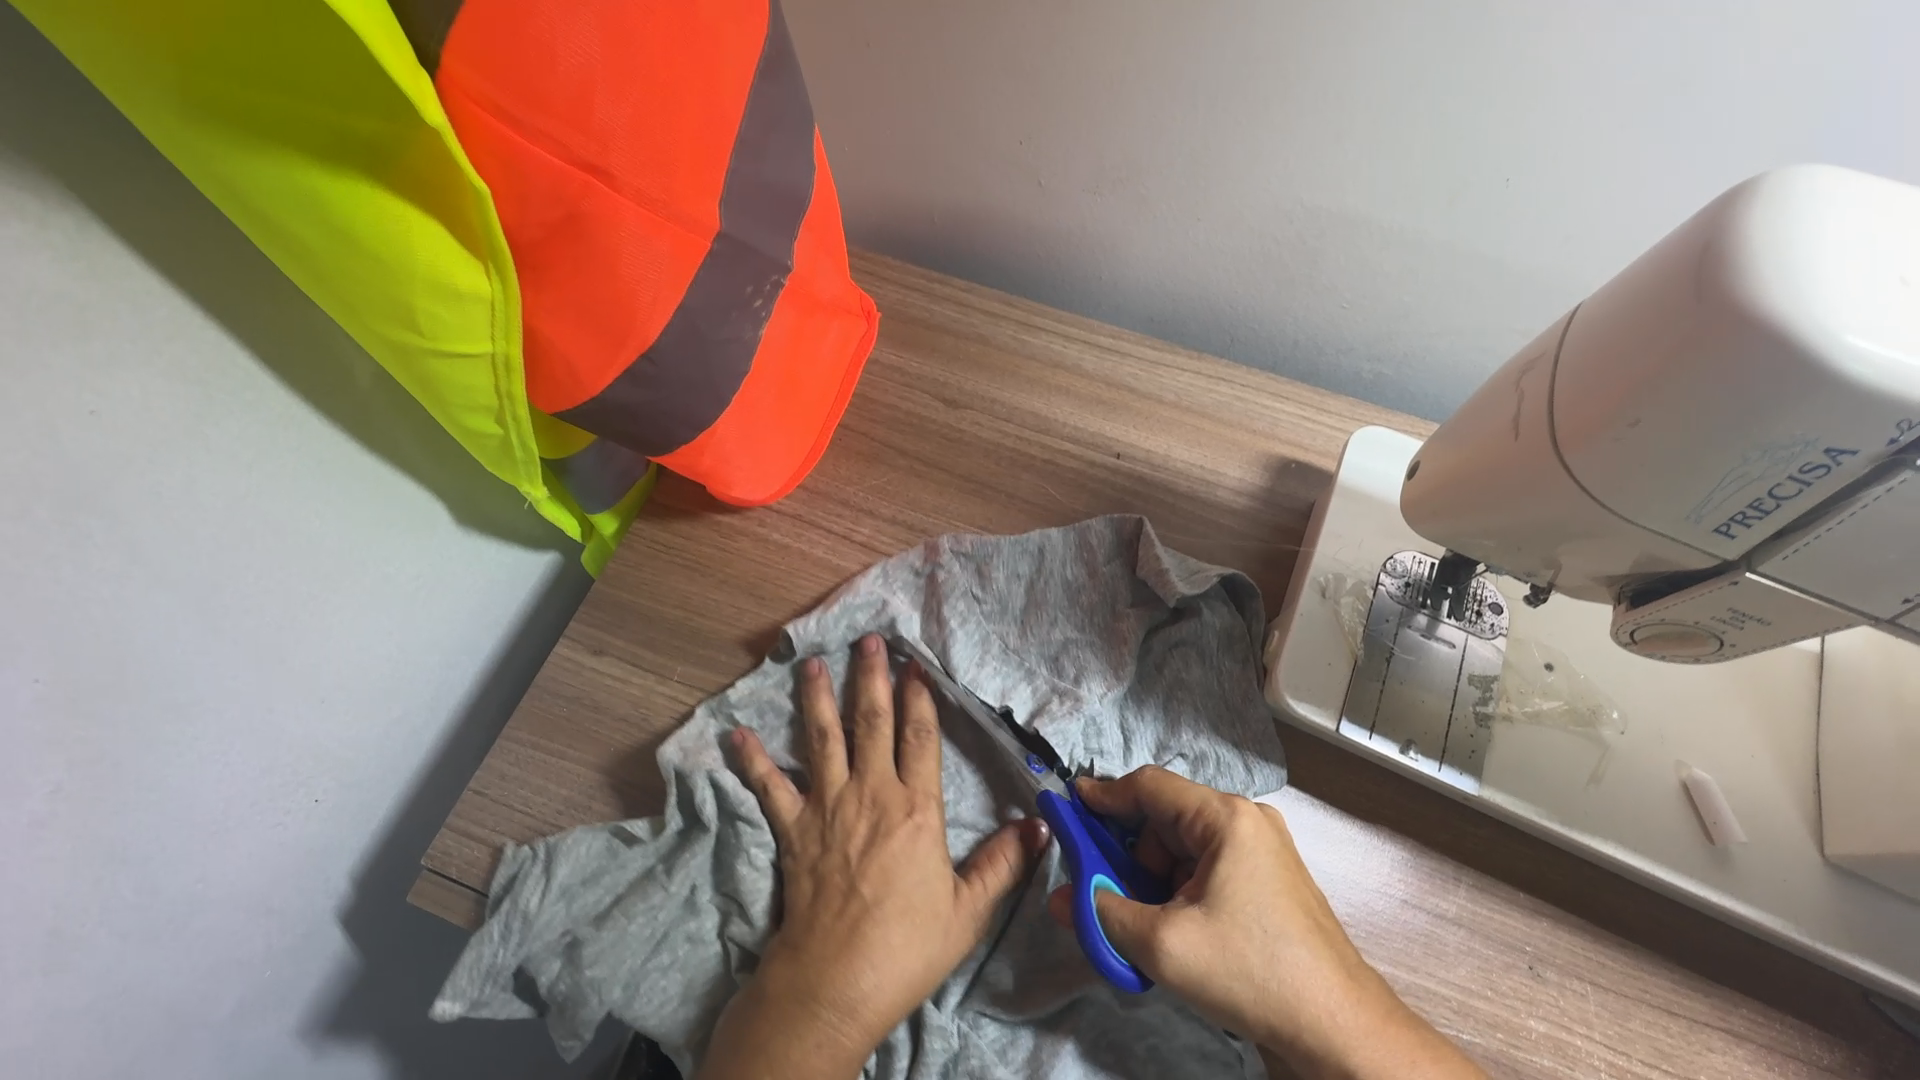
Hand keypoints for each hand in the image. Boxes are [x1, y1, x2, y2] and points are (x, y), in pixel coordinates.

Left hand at [699, 634, 1049, 1079]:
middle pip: (871, 722)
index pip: (920, 736)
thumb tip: (1038, 827)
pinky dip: (753, 760)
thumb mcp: (968, 910)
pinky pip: (770, 787)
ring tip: (811, 664)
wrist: (836, 981)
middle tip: (868, 641)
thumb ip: (1002, 864)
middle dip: (871, 678)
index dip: (919, 696)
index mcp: (916, 808)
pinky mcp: (792, 830)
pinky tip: (737, 734)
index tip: (916, 663)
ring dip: (816, 699)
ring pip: (822, 739)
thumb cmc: (907, 946)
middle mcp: (871, 794)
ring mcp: (827, 807)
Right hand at [1046, 767, 1483, 1079]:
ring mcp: (1263, 850)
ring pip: (1184, 847)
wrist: (1338, 1029)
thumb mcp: (1161, 943)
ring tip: (1142, 923)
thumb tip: (1059, 899)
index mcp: (1225, 817)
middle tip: (1102, 888)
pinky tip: (1172, 928)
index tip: (1066, 809)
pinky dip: (1179, 889)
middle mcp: (1246, 820)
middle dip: (1128, 853)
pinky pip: (1207, 867)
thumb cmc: (1250, 971)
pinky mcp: (1269, 880)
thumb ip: (1101, 911)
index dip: (1102, 796)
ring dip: (1153, 877)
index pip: (1148, 786)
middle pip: (1165, 818)